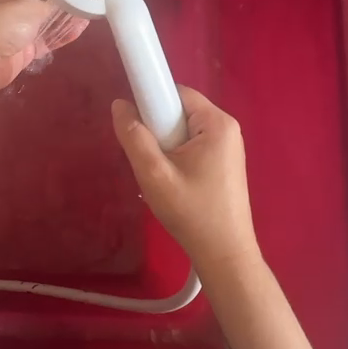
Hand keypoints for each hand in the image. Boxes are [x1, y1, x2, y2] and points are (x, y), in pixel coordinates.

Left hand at [0, 0, 87, 90]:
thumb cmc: (2, 22)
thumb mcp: (29, 4)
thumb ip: (48, 2)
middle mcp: (7, 8)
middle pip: (38, 2)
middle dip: (60, 0)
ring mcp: (15, 31)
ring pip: (44, 23)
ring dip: (64, 19)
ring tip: (88, 10)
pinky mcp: (22, 51)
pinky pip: (46, 41)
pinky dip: (61, 36)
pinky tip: (80, 28)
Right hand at [112, 86, 257, 271]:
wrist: (224, 256)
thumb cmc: (191, 213)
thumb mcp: (154, 175)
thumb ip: (134, 137)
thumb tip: (119, 105)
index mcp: (216, 123)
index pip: (175, 92)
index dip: (151, 104)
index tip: (138, 128)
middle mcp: (227, 128)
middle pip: (178, 111)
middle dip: (157, 132)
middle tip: (150, 163)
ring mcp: (228, 146)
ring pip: (182, 131)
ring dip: (165, 148)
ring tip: (162, 178)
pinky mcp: (224, 163)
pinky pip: (191, 145)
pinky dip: (176, 158)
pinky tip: (173, 184)